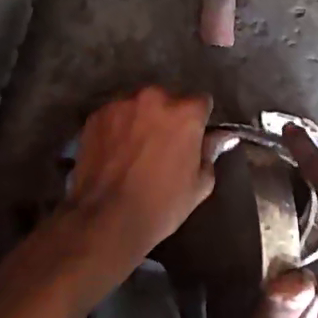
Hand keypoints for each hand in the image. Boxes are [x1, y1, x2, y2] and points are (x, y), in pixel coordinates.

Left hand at [63, 87, 231, 268]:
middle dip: (168, 117)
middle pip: (168, 100)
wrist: (105, 219)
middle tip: (162, 145)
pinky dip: (117, 127)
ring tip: (134, 149)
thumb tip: (221, 137)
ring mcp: (122, 104)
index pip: (201, 102)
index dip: (198, 120)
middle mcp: (155, 98)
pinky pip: (115, 115)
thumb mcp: (199, 185)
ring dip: (141, 119)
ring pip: (139, 105)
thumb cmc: (161, 205)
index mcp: (186, 112)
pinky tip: (114, 152)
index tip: (192, 137)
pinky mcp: (96, 115)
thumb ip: (210, 152)